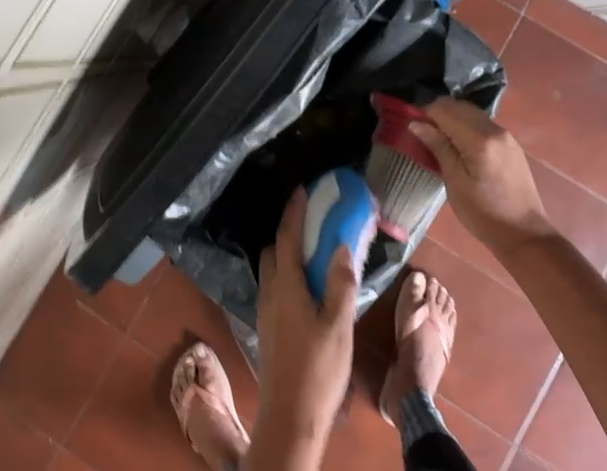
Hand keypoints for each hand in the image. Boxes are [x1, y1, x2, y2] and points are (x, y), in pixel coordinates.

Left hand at [254, 187, 355, 449]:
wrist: (291, 415)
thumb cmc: (319, 370)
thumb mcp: (338, 326)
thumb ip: (340, 284)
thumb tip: (340, 246)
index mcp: (286, 287)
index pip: (286, 237)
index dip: (294, 211)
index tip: (303, 189)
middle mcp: (270, 293)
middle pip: (274, 250)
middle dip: (290, 230)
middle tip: (314, 221)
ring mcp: (266, 311)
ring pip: (273, 269)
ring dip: (289, 253)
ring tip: (317, 252)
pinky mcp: (268, 327)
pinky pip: (276, 286)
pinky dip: (289, 274)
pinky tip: (311, 286)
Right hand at [407, 96, 554, 247]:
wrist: (524, 234)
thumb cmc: (483, 213)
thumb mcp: (455, 182)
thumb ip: (438, 147)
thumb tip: (416, 123)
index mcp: (479, 139)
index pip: (444, 110)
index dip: (425, 114)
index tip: (413, 129)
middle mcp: (495, 130)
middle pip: (459, 107)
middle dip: (438, 114)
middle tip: (424, 135)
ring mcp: (506, 136)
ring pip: (471, 113)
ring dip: (452, 119)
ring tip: (439, 142)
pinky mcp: (511, 144)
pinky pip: (483, 124)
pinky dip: (467, 127)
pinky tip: (460, 147)